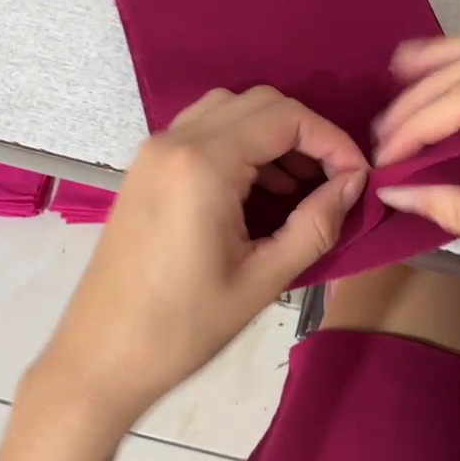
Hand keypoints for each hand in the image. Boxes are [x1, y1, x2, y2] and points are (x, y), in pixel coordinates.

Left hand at [33, 87, 367, 420]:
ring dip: (272, 137)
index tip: (358, 176)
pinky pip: (203, 133)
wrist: (101, 357)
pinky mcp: (145, 170)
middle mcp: (175, 141)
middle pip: (259, 103)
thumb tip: (354, 183)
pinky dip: (240, 146)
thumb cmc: (183, 327)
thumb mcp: (264, 279)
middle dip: (305, 134)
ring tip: (300, 189)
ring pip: (229, 111)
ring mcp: (154, 152)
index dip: (332, 140)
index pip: (285, 117)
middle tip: (333, 181)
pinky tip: (259, 193)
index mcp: (203, 164)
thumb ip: (316, 224)